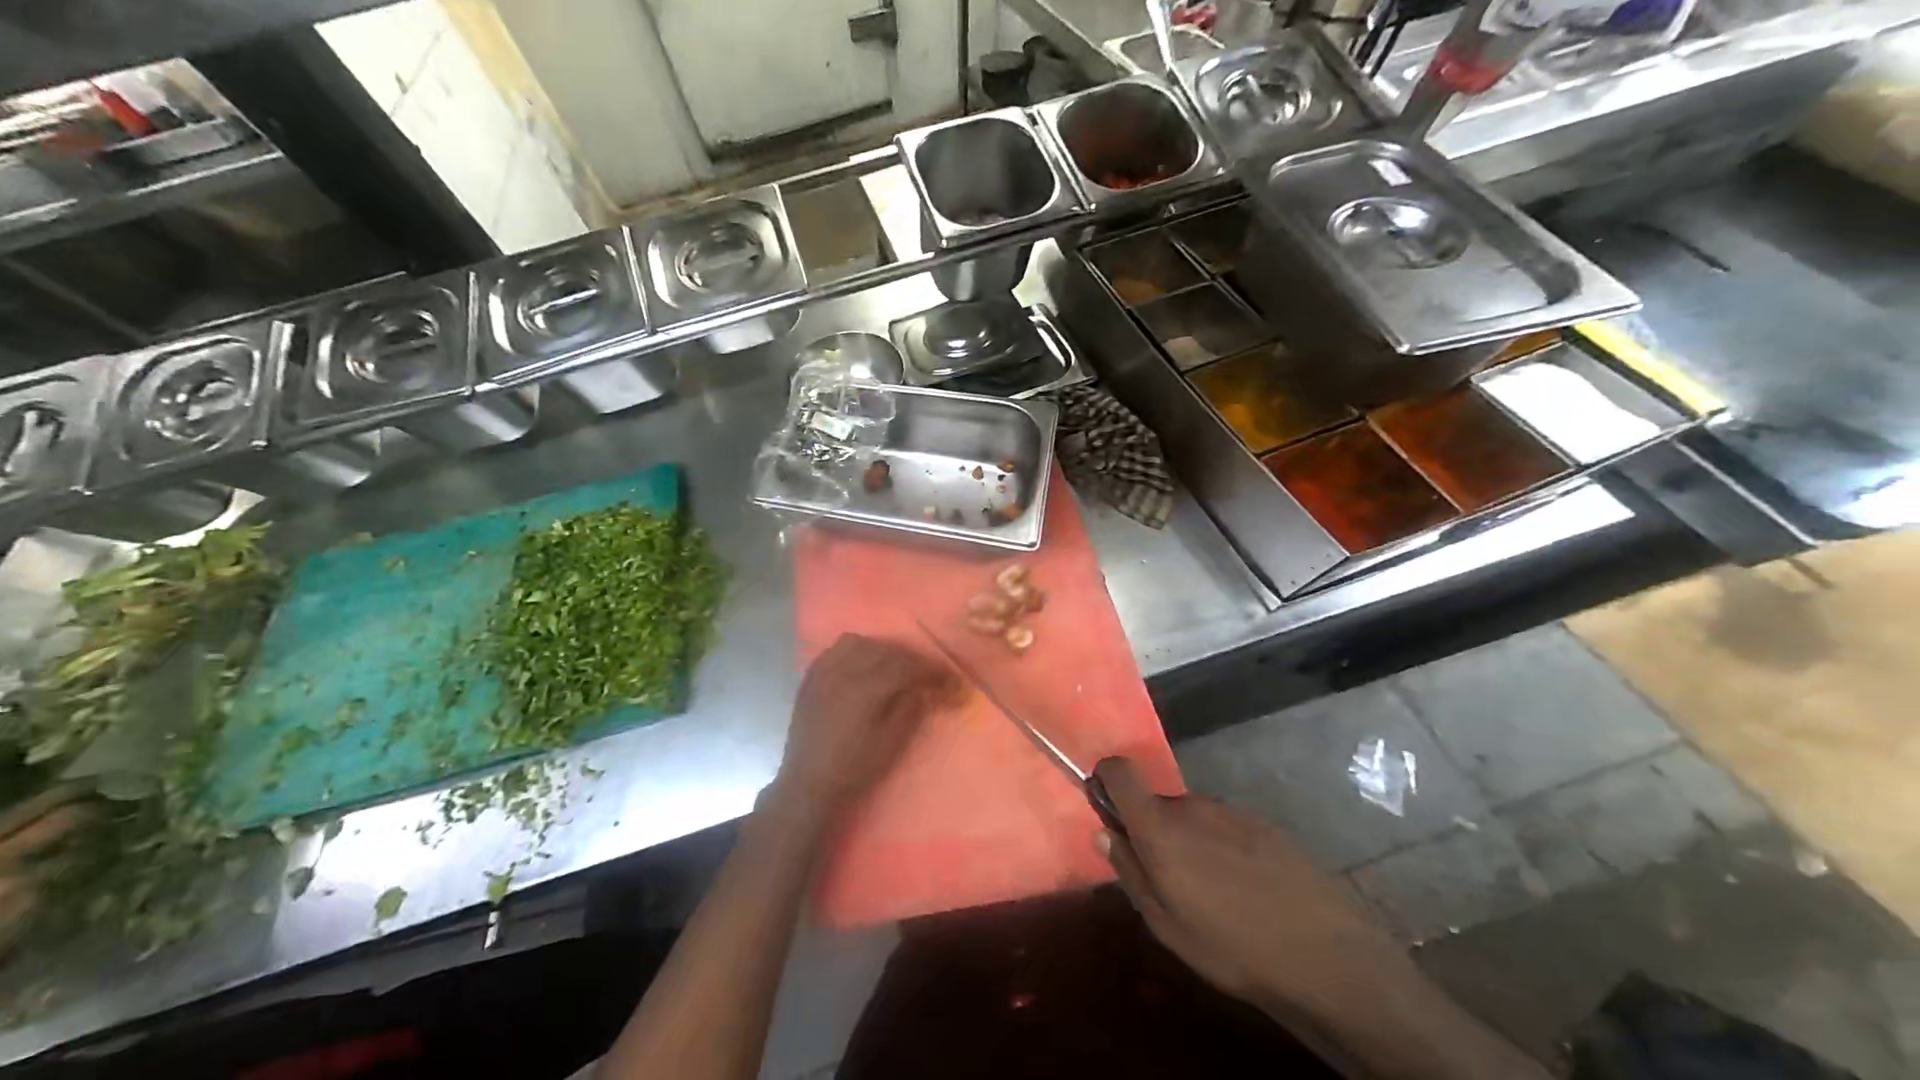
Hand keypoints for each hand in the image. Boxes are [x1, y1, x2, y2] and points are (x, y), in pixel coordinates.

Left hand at [778, 633, 958, 812]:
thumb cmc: (854, 769)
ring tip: (895, 666)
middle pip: (886, 651)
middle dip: (912, 660)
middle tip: (929, 675)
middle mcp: (843, 671)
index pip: (907, 667)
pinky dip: (856, 650)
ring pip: (860, 642)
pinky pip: (835, 649)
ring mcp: (823, 672)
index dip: (932, 671)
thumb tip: (923, 688)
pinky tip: (864, 665)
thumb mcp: (891, 744)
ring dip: (883, 650)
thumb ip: (910, 709)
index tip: (950, 681)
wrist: (808, 784)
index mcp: (865, 689)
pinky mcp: (811, 677)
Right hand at [1093, 757, 1418, 1023]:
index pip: (1120, 771)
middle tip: (1169, 877)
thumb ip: (1129, 872)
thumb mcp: (1166, 925)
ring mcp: (1232, 811)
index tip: (1109, 808)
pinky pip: (1225, 825)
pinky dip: (1222, 846)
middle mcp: (1192, 806)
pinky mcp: (1264, 823)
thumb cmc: (1232, 946)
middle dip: (1153, 829)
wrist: (1326, 956)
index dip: (1107, 779)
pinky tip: (1246, 887)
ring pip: (1192, 816)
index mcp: (1160, 828)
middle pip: (1157, 802)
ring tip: (1213, 889)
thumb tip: (1102, 833)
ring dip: (1190, 840)